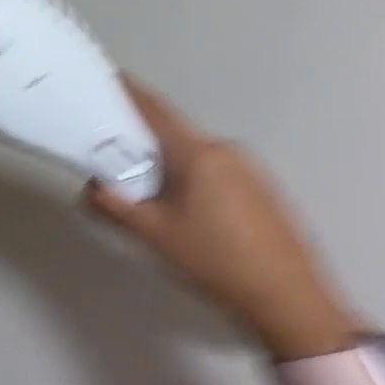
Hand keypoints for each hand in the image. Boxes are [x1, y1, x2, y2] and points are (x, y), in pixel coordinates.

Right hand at [87, 79, 358, 358]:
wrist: (294, 307)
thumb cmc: (216, 261)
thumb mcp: (151, 234)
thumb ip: (111, 204)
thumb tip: (90, 186)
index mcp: (198, 152)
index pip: (154, 109)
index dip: (128, 91)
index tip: (105, 78)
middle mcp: (226, 152)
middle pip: (172, 134)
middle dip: (141, 140)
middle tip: (111, 156)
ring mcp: (252, 173)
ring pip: (195, 157)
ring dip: (168, 166)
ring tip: (146, 193)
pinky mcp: (265, 195)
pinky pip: (216, 173)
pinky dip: (192, 180)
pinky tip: (186, 213)